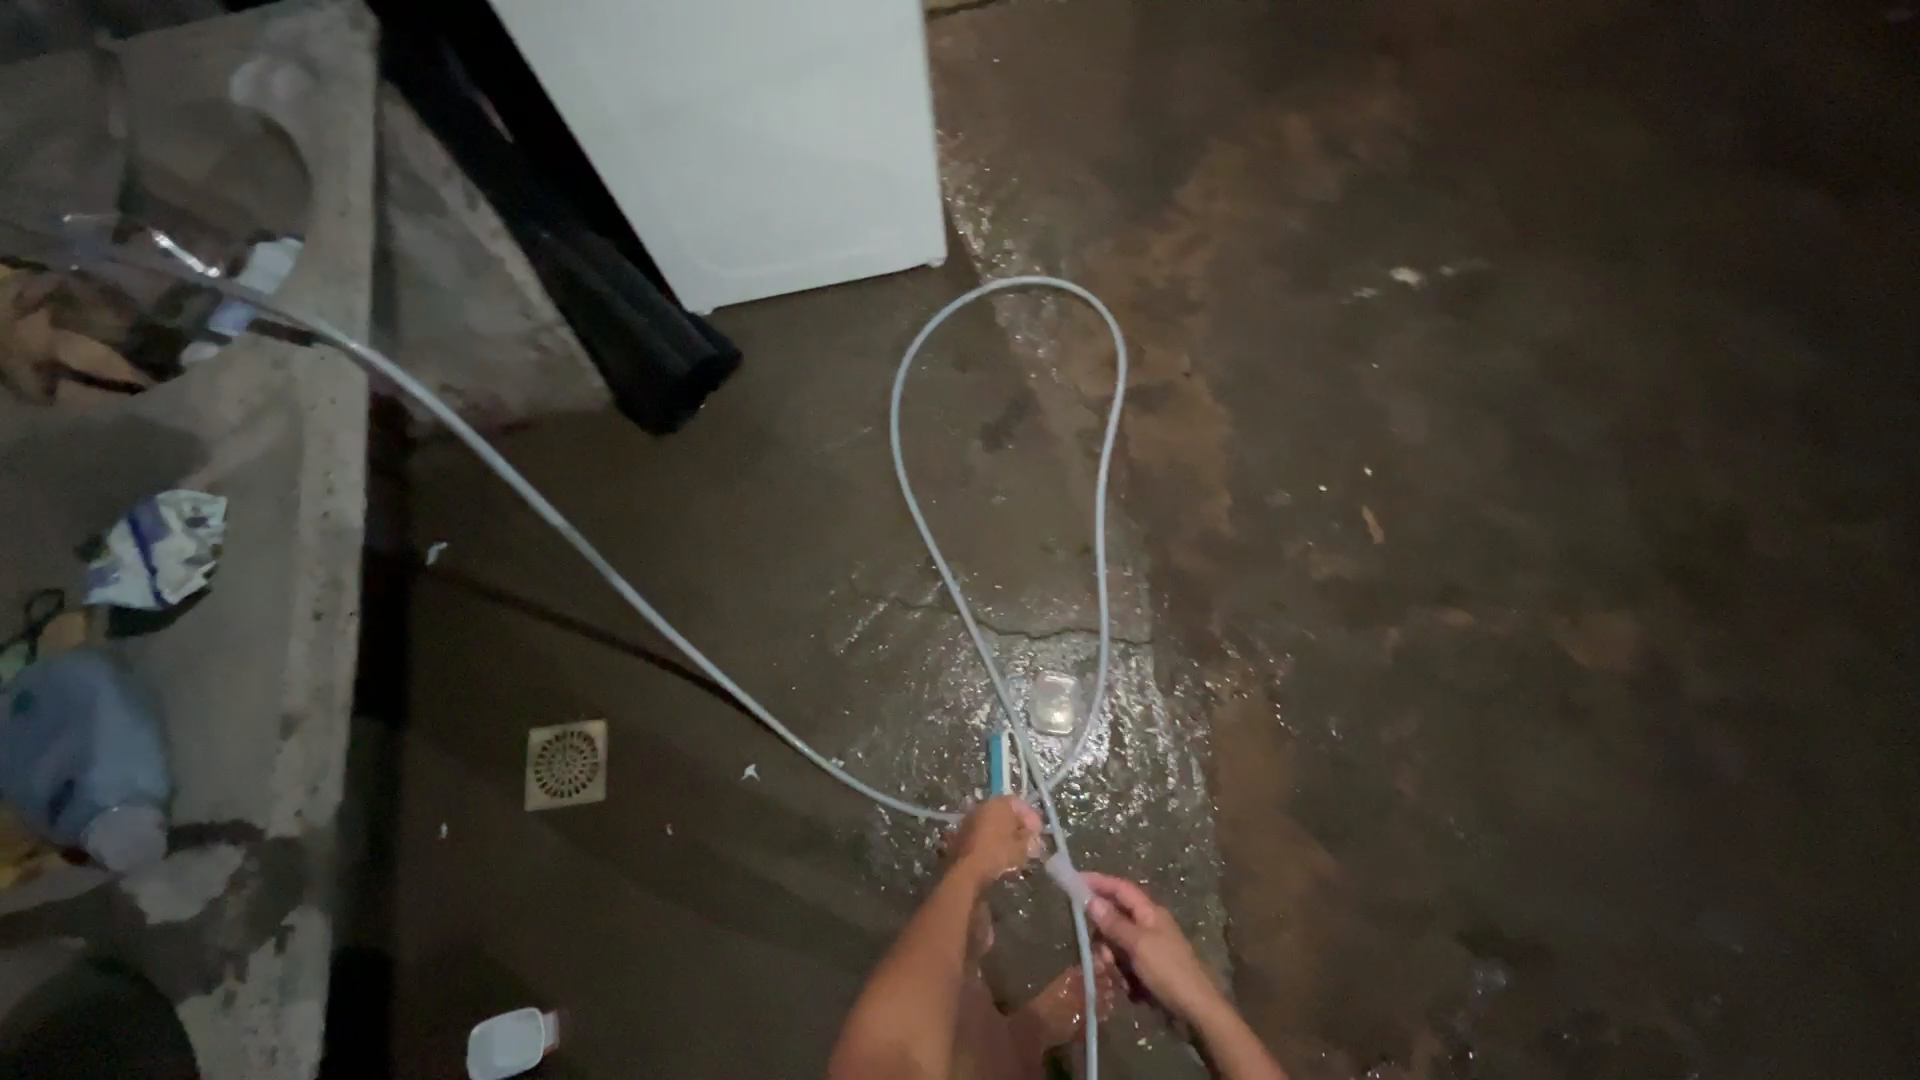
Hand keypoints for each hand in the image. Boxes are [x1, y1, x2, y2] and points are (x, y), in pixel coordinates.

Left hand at [947, 797, 1042, 884]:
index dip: (1031, 817)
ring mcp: (970, 819)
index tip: (1037, 831)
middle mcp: (983, 806)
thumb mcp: (1022, 846)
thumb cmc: (998, 854)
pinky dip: (992, 838)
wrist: (967, 870)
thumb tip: (1030, 832)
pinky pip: (983, 832)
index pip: (1019, 804)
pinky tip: (998, 852)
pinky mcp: (962, 833)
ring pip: (993, 822)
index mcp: (999, 803)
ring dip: (1004, 832)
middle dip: (1017, 824)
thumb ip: (1029, 836)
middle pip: (1005, 812)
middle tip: (1027, 838)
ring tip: (1014, 847)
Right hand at [1082, 872, 1223, 1022]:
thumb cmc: (1169, 972)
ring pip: (1116, 943)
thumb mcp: (1138, 945)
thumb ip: (1114, 922)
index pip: (1120, 888)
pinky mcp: (1148, 969)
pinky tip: (1126, 987)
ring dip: (1111, 957)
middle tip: (1099, 952)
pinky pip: (1124, 963)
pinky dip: (1120, 972)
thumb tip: (1091, 899)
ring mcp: (1149, 948)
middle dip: (1102, 933)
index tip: (1075, 880)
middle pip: (1115, 917)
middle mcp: (1148, 925)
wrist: (1197, 1011)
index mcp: (1150, 912)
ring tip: (1114, 974)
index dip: (1099, 882)